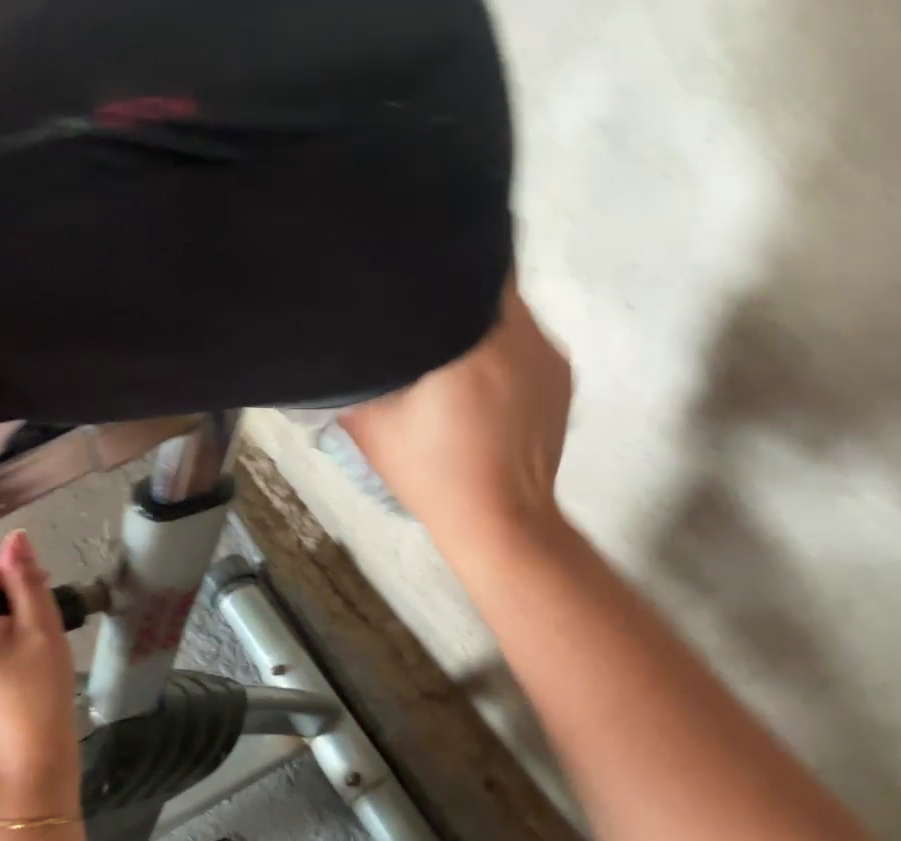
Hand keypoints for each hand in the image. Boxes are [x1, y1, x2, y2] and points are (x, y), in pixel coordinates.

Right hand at [337, 276, 573, 542]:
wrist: (502, 521)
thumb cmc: (432, 474)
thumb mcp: (372, 427)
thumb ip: (353, 380)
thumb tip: (338, 347)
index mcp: (470, 340)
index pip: (464, 267)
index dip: (436, 260)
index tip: (410, 262)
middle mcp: (519, 333)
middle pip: (488, 282)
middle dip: (456, 289)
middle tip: (422, 304)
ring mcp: (548, 352)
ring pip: (510, 310)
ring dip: (481, 317)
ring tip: (450, 339)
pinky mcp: (562, 374)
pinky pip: (528, 340)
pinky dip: (505, 346)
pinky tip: (483, 376)